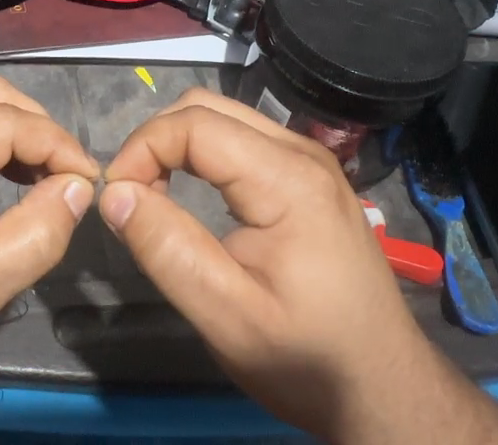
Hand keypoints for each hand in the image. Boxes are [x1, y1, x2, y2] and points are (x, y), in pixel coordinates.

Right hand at [99, 89, 497, 443]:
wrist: (384, 390)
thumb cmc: (306, 357)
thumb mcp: (227, 317)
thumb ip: (167, 249)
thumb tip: (113, 193)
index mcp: (287, 179)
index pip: (193, 125)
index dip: (141, 150)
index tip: (116, 198)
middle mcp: (300, 153)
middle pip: (204, 107)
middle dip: (154, 141)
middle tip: (131, 195)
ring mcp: (307, 160)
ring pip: (220, 116)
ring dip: (174, 145)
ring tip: (153, 196)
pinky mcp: (306, 175)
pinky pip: (239, 137)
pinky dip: (199, 153)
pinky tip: (189, 193)